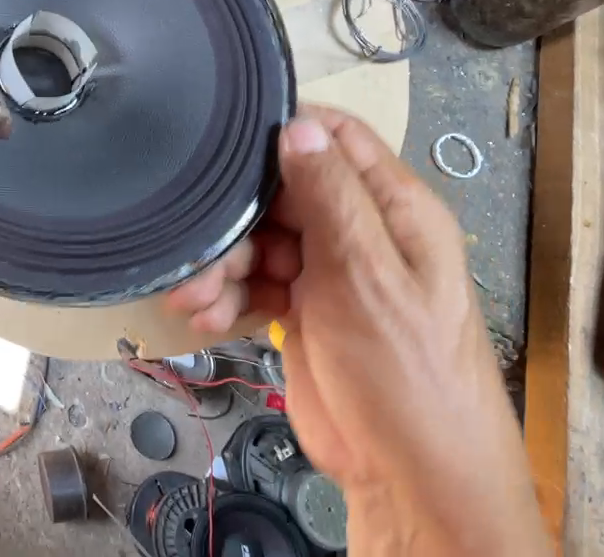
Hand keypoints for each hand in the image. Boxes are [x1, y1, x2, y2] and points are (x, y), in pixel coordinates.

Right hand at [169, 105, 550, 556]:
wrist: (408, 478)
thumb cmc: (404, 371)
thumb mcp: (366, 275)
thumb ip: (330, 197)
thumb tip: (296, 123)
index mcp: (392, 209)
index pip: (337, 138)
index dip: (285, 129)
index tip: (224, 139)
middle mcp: (358, 231)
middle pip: (280, 190)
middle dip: (233, 214)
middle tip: (199, 246)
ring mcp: (327, 271)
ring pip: (257, 238)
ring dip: (220, 264)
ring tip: (196, 297)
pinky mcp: (301, 308)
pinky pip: (253, 282)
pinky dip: (226, 296)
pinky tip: (206, 317)